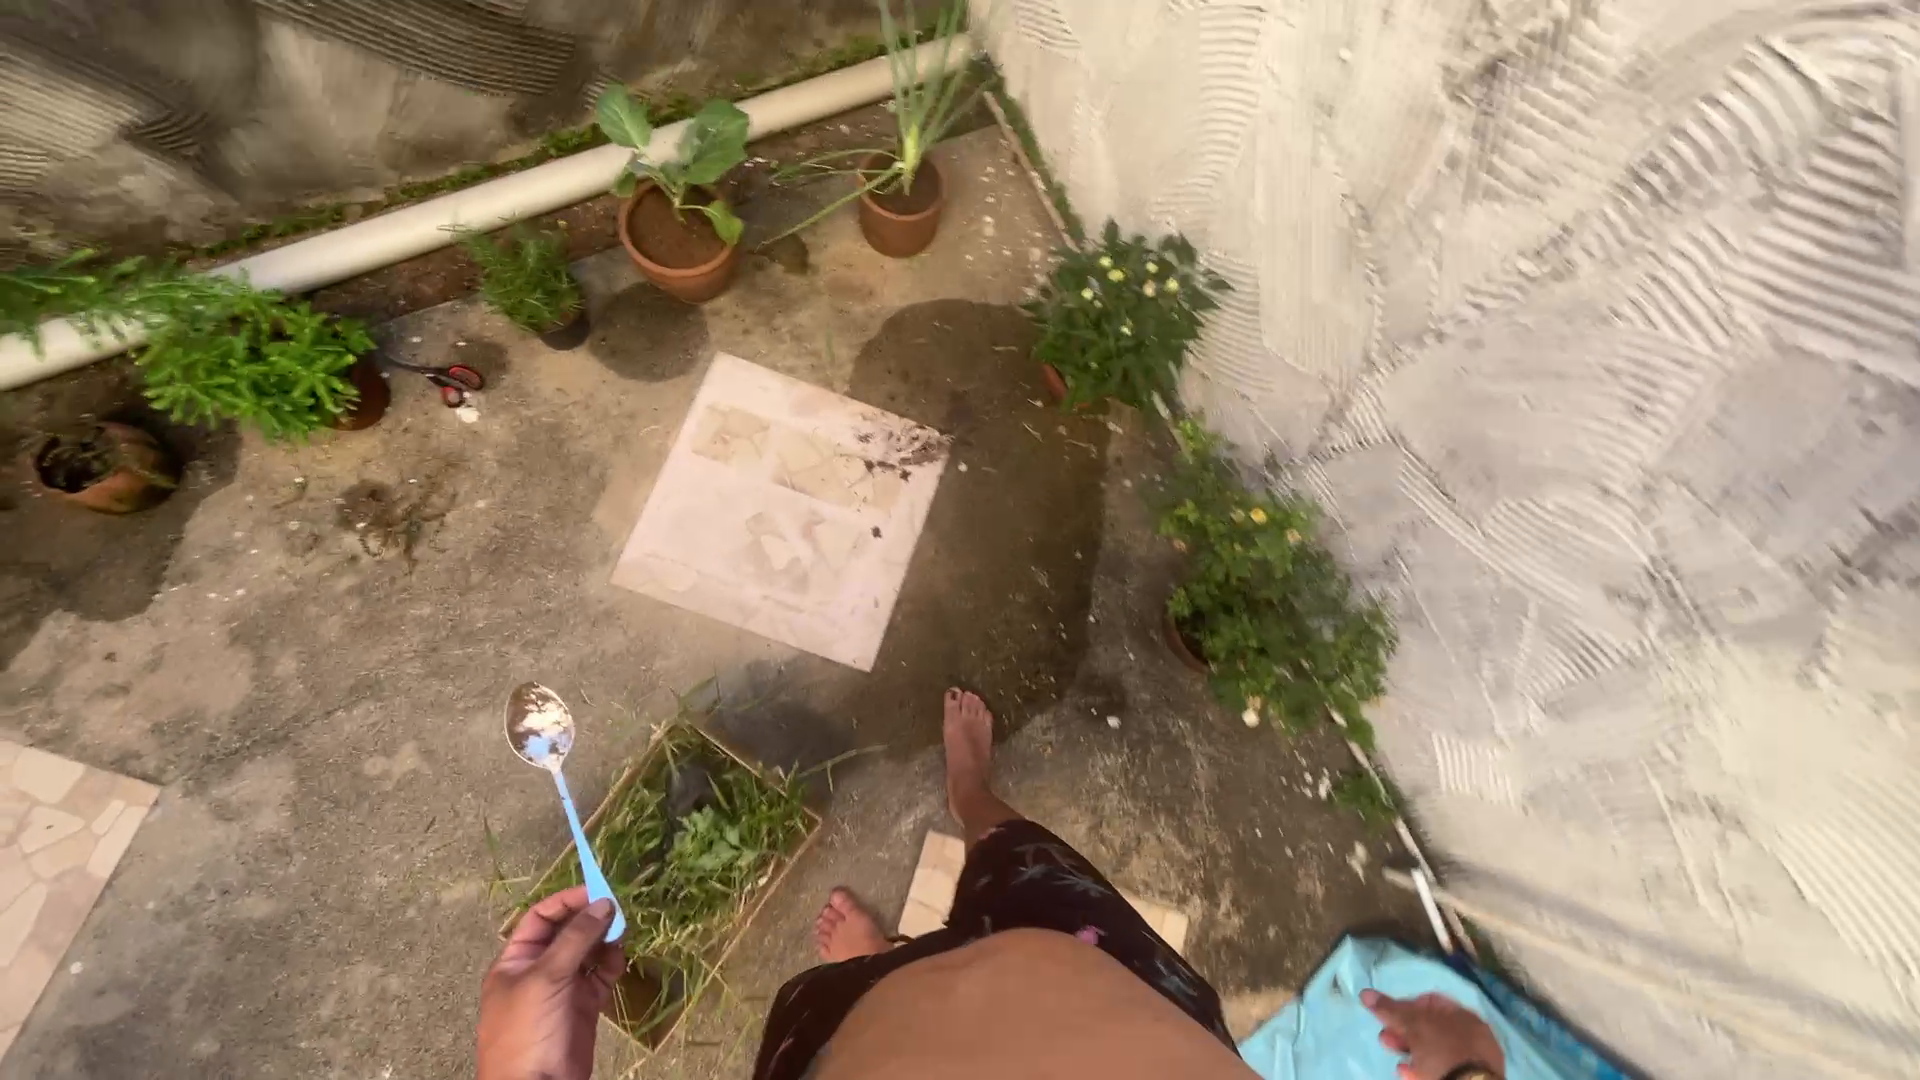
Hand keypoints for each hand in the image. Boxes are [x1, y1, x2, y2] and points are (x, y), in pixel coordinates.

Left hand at [478, 886, 624, 1079]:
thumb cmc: (527, 1030)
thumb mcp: (546, 977)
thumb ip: (577, 936)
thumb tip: (605, 901)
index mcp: (516, 962)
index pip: (541, 918)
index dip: (567, 901)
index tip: (598, 890)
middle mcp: (539, 970)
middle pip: (568, 931)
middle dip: (591, 919)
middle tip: (618, 910)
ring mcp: (562, 988)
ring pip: (588, 950)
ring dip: (605, 939)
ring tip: (622, 933)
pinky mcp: (584, 1004)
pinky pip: (601, 973)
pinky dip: (612, 962)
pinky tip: (618, 959)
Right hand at [1362, 989, 1504, 1079]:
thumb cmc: (1442, 1050)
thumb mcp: (1412, 1025)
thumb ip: (1389, 1008)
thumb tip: (1365, 993)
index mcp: (1462, 1015)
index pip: (1428, 1001)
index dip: (1405, 1004)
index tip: (1389, 1014)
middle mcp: (1468, 1035)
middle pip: (1428, 1027)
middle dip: (1401, 1030)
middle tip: (1385, 1037)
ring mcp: (1469, 1060)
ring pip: (1430, 1049)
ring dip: (1407, 1050)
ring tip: (1393, 1056)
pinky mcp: (1463, 1079)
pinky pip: (1436, 1068)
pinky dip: (1419, 1068)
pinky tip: (1405, 1072)